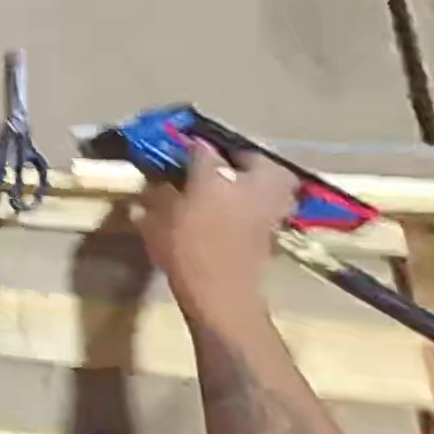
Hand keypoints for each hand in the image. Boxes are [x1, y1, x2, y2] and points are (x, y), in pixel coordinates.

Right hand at [137, 140, 297, 323]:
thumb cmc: (181, 251)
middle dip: (236, 157)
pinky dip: (258, 198)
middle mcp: (248, 183)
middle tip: (218, 162)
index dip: (190, 145)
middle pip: (252, 158)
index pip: (201, 150)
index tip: (179, 144)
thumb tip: (154, 185)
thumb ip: (156, 199)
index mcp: (213, 178)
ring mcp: (270, 203)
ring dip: (254, 176)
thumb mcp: (154, 222)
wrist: (220, 288)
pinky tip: (240, 206)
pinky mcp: (278, 223)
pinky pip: (270, 200)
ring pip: (270, 178)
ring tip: (235, 182)